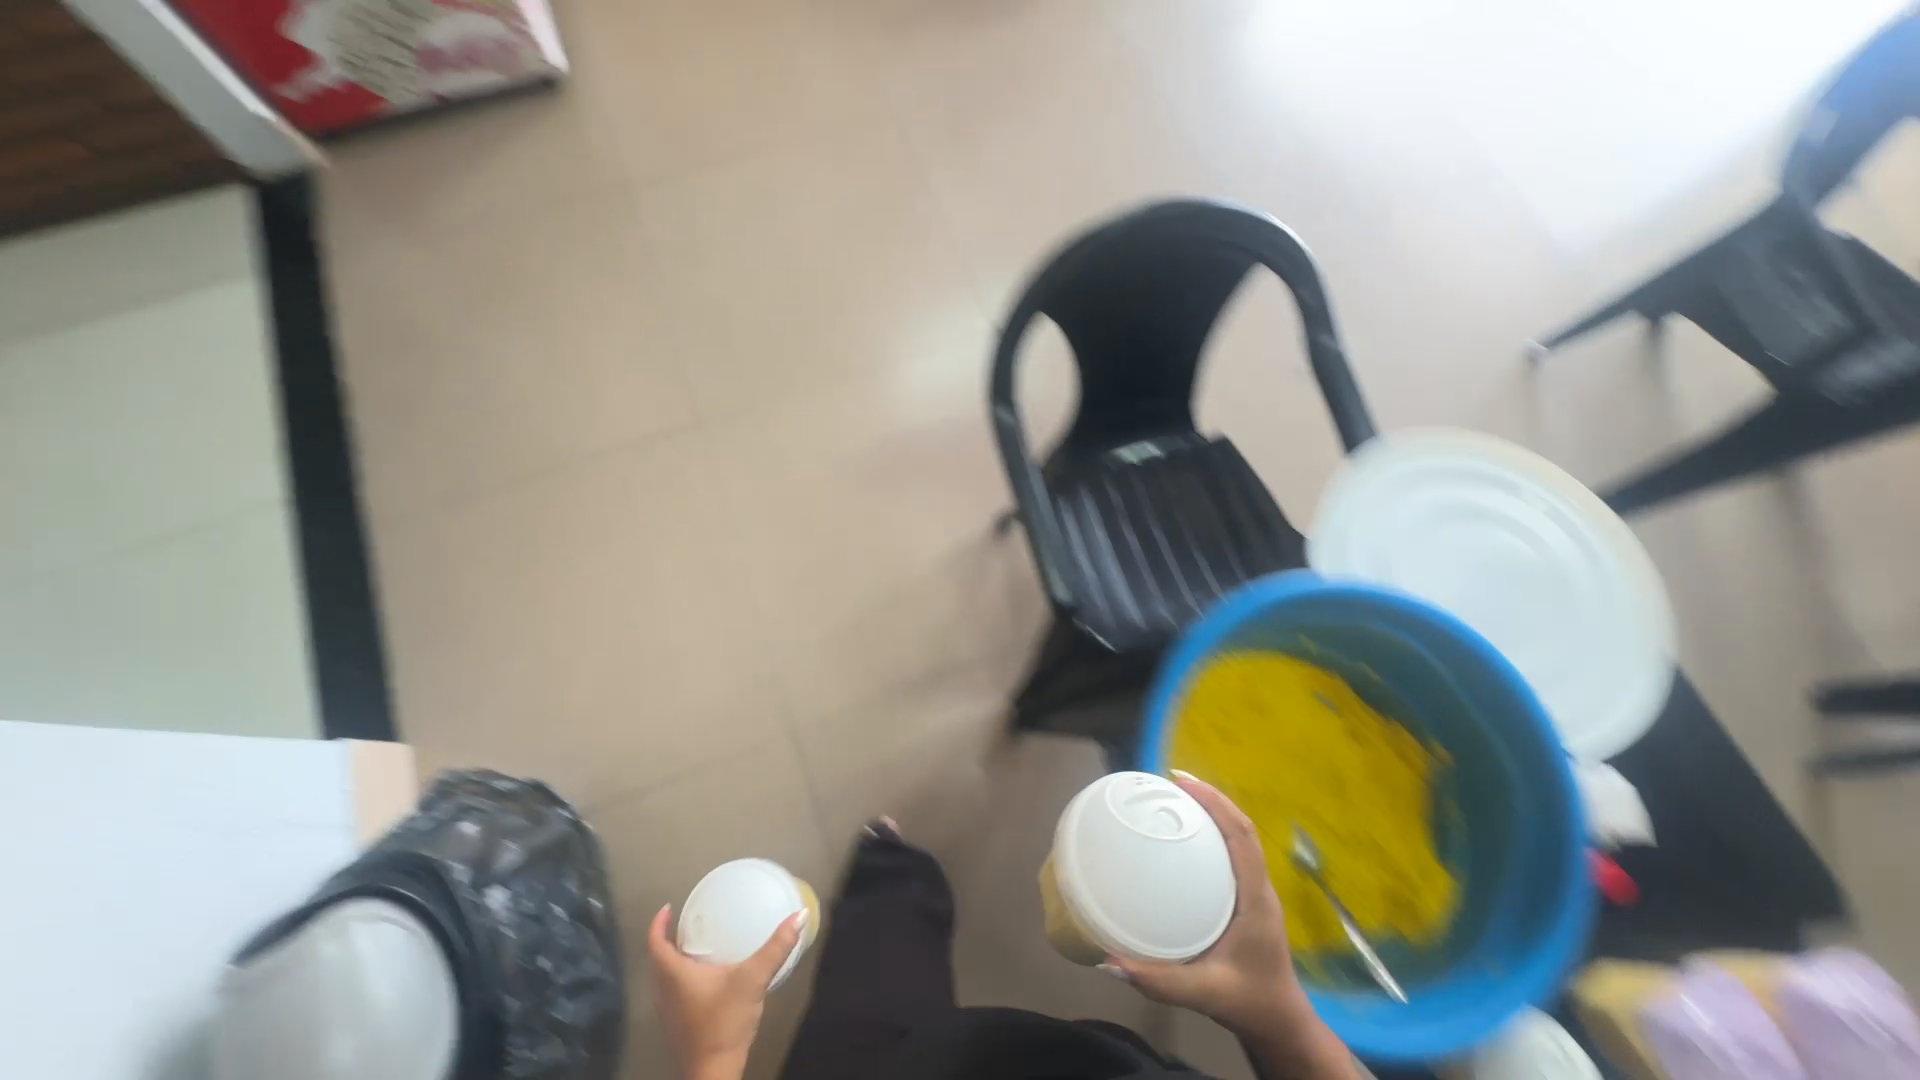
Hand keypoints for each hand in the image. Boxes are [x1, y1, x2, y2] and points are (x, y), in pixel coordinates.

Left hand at [646, 903, 806, 1079]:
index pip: (655, 944)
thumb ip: (776, 947)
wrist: (713, 1073)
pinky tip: (702, 981)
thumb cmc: (725, 1022)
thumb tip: (800, 914)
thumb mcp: (753, 980)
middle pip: (657, 961)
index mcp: (675, 976)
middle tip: (685, 924)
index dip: (658, 924)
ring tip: (694, 948)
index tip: (668, 907)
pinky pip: (670, 994)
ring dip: (672, 962)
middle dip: (666, 941)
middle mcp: (664, 992)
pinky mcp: (676, 1028)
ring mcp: (667, 1013)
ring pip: (662, 980)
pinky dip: (679, 980)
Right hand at [1105, 775, 1352, 1077]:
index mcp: (1256, 899)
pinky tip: (1182, 839)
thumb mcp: (1205, 994)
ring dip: (1213, 813)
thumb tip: (1108, 961)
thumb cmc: (1249, 1003)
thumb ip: (1160, 982)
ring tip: (1175, 800)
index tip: (1182, 782)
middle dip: (1211, 799)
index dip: (1216, 804)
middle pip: (1242, 828)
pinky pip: (1232, 854)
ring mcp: (1256, 893)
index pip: (1242, 837)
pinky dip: (1212, 835)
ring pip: (1239, 839)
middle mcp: (1259, 888)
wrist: (1280, 1024)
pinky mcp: (1246, 899)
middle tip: (1170, 783)